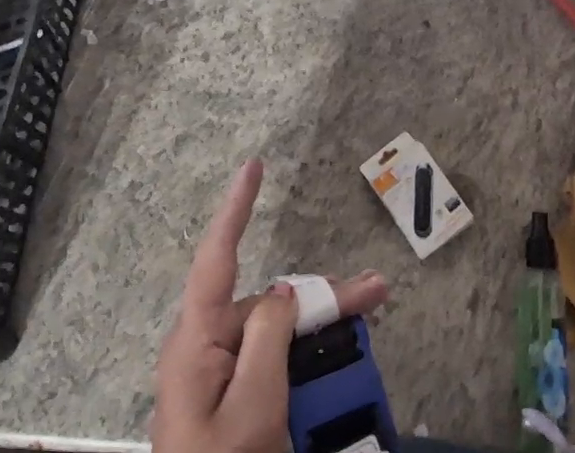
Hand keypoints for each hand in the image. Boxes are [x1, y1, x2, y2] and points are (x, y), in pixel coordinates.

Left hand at [152, 160, 389, 452]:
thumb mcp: (253, 407)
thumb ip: (268, 339)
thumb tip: (283, 293)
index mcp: (197, 343)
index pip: (215, 259)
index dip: (236, 209)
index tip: (254, 166)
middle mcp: (207, 350)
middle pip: (268, 305)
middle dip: (321, 295)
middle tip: (377, 291)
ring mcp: (222, 377)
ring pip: (280, 336)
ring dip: (326, 329)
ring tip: (374, 319)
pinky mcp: (236, 401)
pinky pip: (277, 367)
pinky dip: (312, 361)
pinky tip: (346, 362)